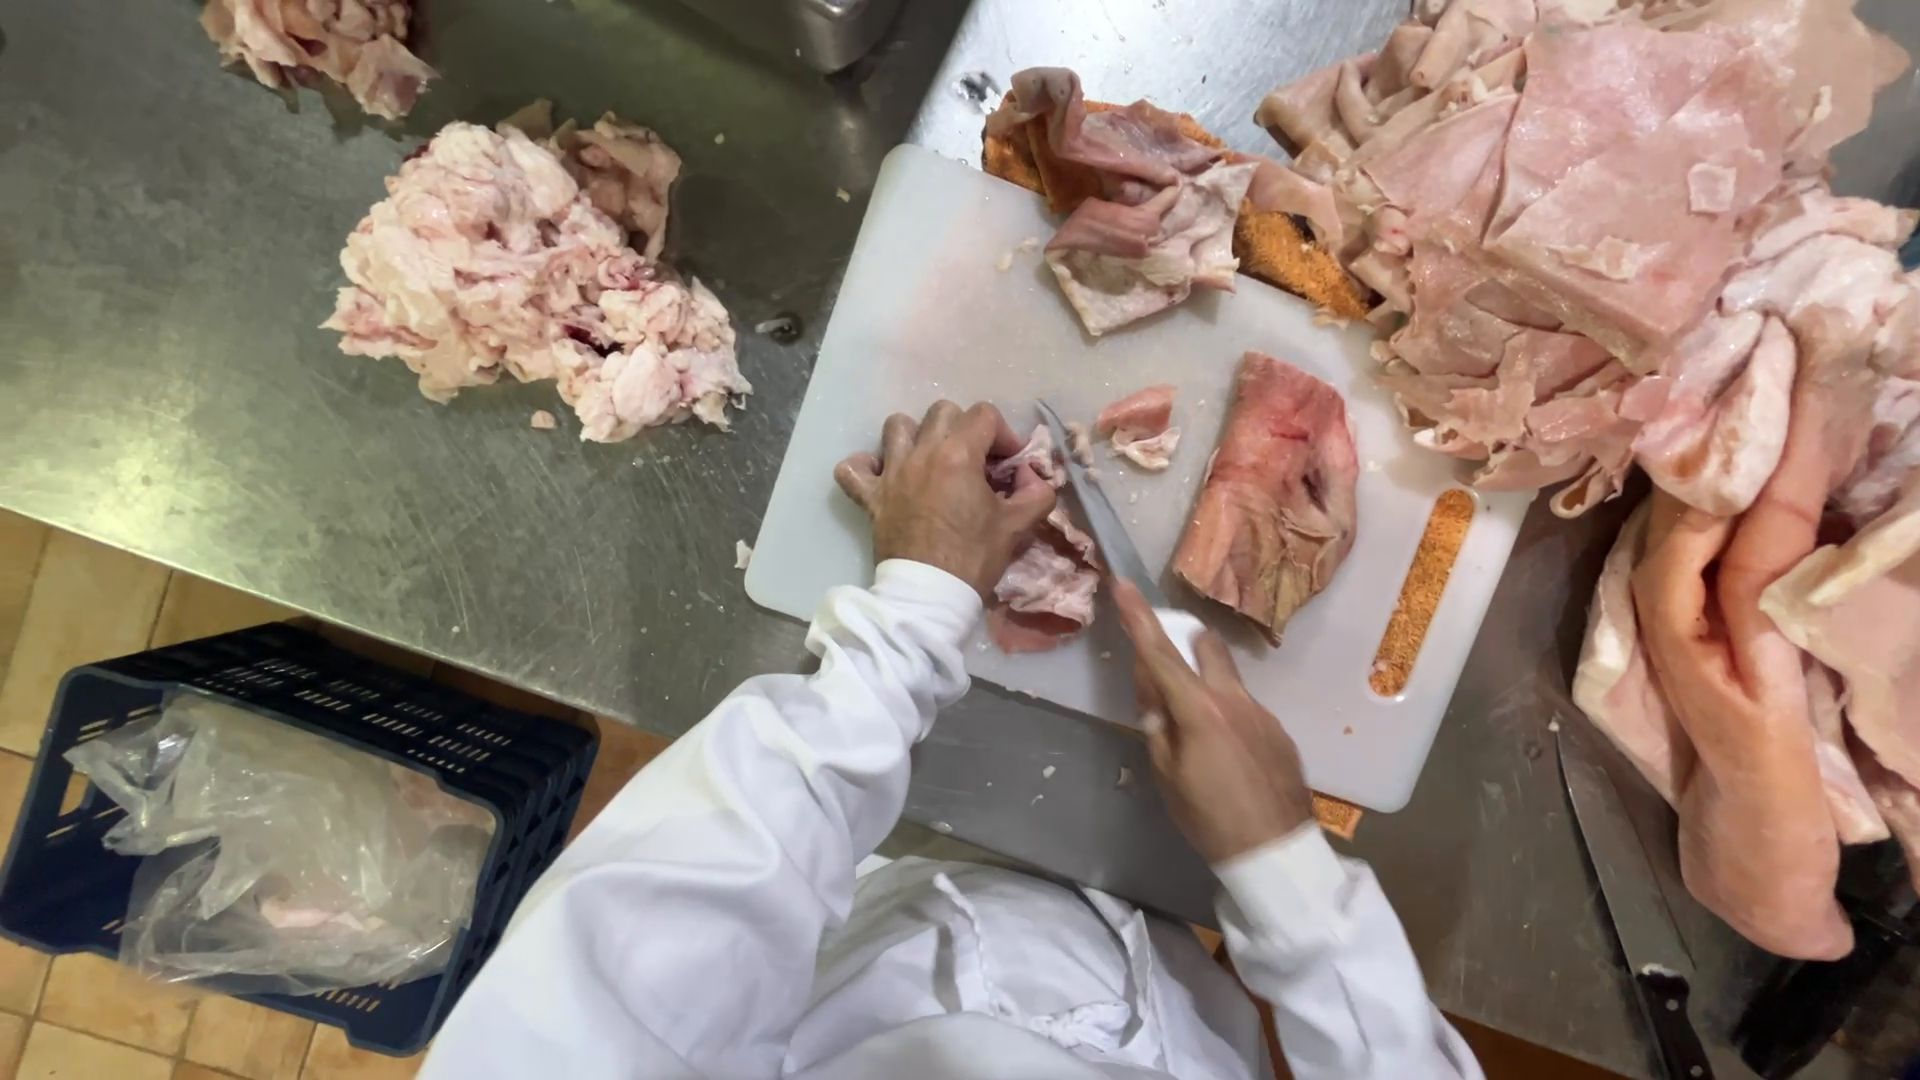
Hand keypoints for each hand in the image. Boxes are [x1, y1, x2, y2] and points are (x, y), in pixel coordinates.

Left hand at [835, 401, 1057, 600]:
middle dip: (964, 428)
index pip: (985, 415)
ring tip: (930, 460)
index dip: (1004, 435)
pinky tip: (881, 475)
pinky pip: (852, 468)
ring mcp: (891, 473)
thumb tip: (1035, 477)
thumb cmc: (974, 557)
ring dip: (916, 435)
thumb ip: (1036, 494)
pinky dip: (864, 466)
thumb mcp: (1017, 525)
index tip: (1009, 464)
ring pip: (896, 426)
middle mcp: (922, 453)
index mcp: (959, 454)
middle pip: (943, 412)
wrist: (930, 595)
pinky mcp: (870, 497)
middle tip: (975, 461)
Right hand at [1113, 579, 1312, 862]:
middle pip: (1207, 645)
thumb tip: (1152, 695)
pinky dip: (1229, 717)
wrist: (1276, 855)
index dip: (1138, 615)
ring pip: (1228, 679)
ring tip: (1201, 737)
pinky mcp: (1280, 732)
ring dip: (1207, 688)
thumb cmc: (1209, 818)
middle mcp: (1234, 699)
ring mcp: (1263, 713)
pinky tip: (1229, 759)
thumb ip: (1157, 725)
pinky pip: (1247, 709)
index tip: (1123, 583)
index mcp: (1199, 708)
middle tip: (1170, 670)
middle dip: (1186, 642)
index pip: (1160, 652)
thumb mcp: (1166, 774)